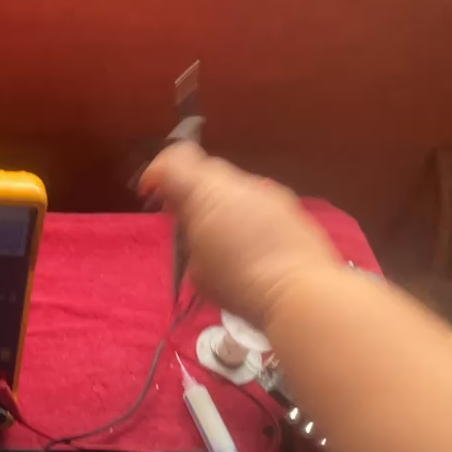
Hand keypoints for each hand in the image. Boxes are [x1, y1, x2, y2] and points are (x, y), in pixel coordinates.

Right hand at [139, 141, 340, 324]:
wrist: (299, 290)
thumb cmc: (236, 283)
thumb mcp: (195, 266)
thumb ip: (187, 234)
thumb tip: (191, 223)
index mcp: (204, 193)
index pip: (173, 160)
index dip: (157, 173)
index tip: (151, 196)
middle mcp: (237, 183)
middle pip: (203, 170)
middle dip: (187, 189)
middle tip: (182, 220)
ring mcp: (267, 192)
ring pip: (232, 185)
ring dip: (217, 202)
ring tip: (217, 236)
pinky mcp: (290, 207)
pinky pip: (254, 201)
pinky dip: (242, 213)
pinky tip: (246, 243)